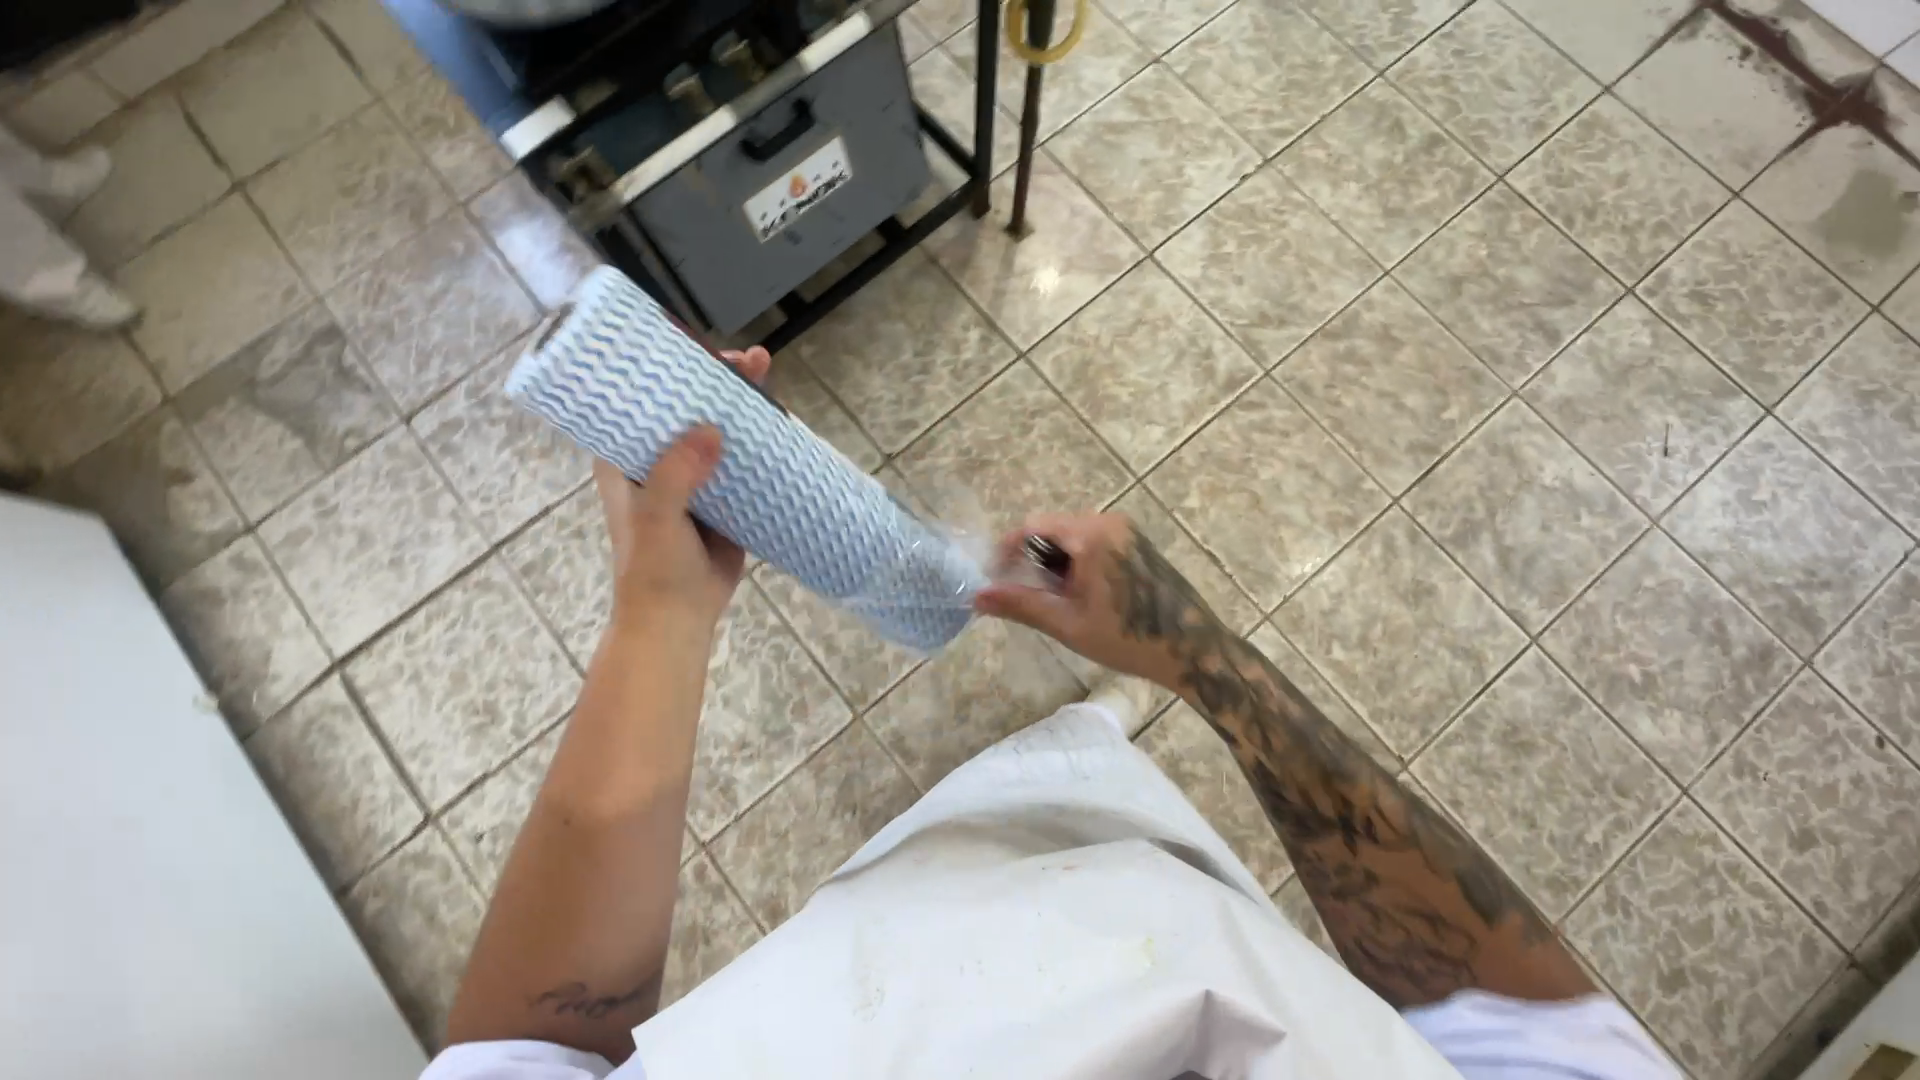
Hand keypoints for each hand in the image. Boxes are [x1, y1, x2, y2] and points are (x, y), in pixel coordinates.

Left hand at [596, 347, 770, 634]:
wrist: (679, 619)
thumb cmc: (654, 569)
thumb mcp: (657, 519)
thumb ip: (677, 475)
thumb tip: (714, 430)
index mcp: (627, 459)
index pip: (645, 401)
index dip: (669, 371)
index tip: (699, 348)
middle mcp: (658, 462)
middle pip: (689, 410)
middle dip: (717, 383)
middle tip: (750, 360)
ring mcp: (693, 479)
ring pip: (719, 434)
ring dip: (742, 410)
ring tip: (769, 380)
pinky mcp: (724, 499)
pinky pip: (742, 464)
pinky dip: (759, 445)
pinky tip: (780, 425)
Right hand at [972, 512, 1218, 691]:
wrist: (1192, 650)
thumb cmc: (1128, 638)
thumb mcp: (1067, 624)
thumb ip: (1020, 604)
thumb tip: (977, 596)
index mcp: (1091, 534)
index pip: (1032, 526)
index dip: (1006, 551)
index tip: (994, 579)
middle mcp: (1109, 522)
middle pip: (1052, 529)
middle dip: (1032, 561)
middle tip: (1025, 597)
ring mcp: (1126, 532)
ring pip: (1072, 538)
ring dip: (1055, 565)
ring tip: (1056, 603)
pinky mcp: (1137, 545)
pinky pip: (1093, 544)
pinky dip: (1077, 564)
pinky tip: (1082, 598)